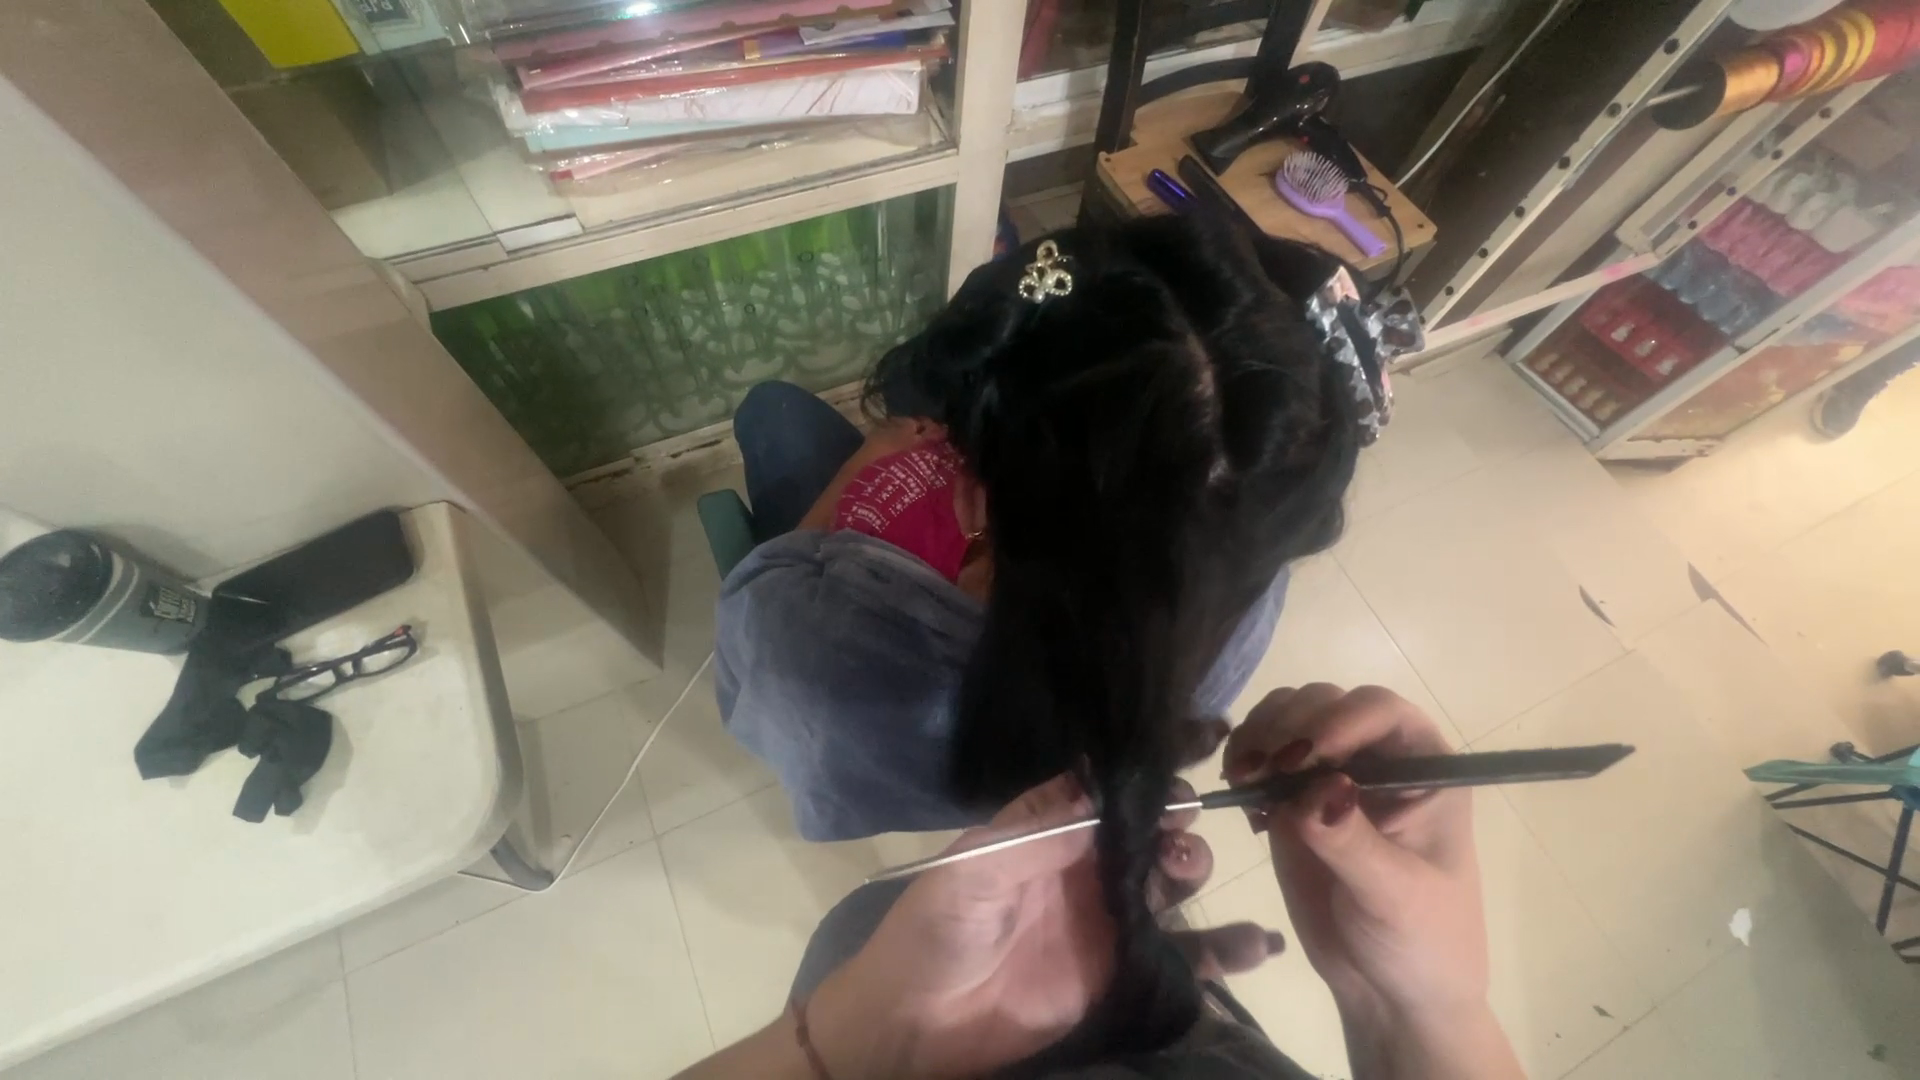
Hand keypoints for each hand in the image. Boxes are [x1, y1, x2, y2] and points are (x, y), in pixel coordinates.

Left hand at [805, 775, 1282, 1079]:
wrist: (917, 1023)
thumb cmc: (936, 926)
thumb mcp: (977, 868)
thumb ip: (1042, 836)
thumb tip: (1108, 801)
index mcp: (1045, 828)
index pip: (1103, 788)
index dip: (1142, 774)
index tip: (1185, 757)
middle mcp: (1082, 865)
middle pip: (1144, 831)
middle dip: (1171, 820)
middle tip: (1182, 826)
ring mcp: (1104, 918)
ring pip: (1167, 882)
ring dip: (1191, 869)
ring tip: (1187, 871)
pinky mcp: (1119, 973)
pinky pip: (1180, 956)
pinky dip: (1222, 950)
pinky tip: (1256, 943)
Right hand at [1222, 685, 1487, 1029]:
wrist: (1385, 988)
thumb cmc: (1420, 943)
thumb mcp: (1394, 897)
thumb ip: (1353, 840)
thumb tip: (1320, 787)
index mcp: (1424, 769)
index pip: (1381, 711)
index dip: (1341, 719)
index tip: (1307, 758)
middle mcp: (1375, 758)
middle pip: (1322, 702)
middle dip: (1288, 727)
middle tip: (1267, 773)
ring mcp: (1327, 773)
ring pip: (1284, 715)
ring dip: (1258, 736)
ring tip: (1245, 780)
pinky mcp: (1288, 793)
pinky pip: (1258, 749)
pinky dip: (1242, 757)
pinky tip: (1242, 793)